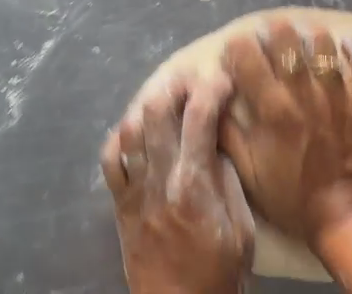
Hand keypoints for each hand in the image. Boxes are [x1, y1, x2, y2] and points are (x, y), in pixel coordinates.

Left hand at [102, 73, 254, 293]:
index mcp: (194, 185)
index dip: (210, 89)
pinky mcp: (119, 203)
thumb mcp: (241, 231)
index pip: (198, 119)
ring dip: (147, 107)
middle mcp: (159, 179)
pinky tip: (135, 132)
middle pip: (157, 112)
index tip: (221, 77)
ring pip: (130, 129)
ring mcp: (134, 189)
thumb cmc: (219, 274)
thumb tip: (216, 144)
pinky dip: (120, 138)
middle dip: (174, 86)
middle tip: (189, 79)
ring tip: (162, 98)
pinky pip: (110, 159)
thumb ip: (227, 182)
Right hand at [218, 19, 351, 247]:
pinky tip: (344, 46)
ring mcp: (337, 93)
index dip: (235, 48)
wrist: (345, 218)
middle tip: (269, 46)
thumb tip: (209, 96)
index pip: (244, 51)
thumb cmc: (291, 196)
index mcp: (271, 107)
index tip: (236, 58)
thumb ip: (226, 131)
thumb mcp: (247, 171)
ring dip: (308, 37)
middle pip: (283, 35)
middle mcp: (302, 92)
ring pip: (321, 41)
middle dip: (271, 33)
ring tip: (303, 46)